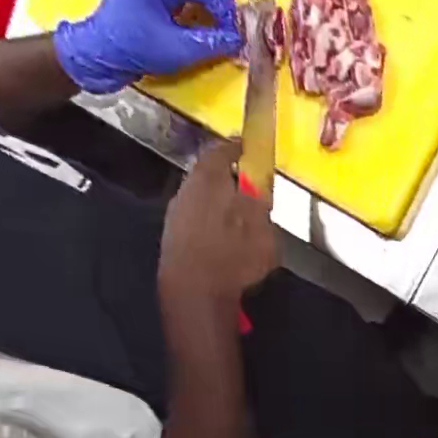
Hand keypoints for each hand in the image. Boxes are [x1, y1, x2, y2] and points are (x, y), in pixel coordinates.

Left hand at [53, 0, 241, 92]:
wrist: (101, 53)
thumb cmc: (133, 48)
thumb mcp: (177, 49)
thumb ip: (210, 43)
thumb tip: (236, 41)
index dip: (225, 11)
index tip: (238, 34)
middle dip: (221, 7)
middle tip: (234, 33)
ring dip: (213, 8)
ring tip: (223, 32)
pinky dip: (200, 9)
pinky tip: (207, 27)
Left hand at [159, 139, 276, 318]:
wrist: (193, 290)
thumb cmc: (233, 254)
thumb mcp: (264, 230)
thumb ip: (262, 209)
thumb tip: (259, 198)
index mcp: (210, 176)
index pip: (223, 149)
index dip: (238, 148)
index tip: (249, 149)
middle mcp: (187, 188)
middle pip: (210, 176)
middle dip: (230, 183)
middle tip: (249, 193)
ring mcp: (176, 214)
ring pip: (203, 201)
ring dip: (220, 209)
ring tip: (240, 226)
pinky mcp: (173, 239)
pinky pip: (198, 225)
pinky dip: (212, 229)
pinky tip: (224, 247)